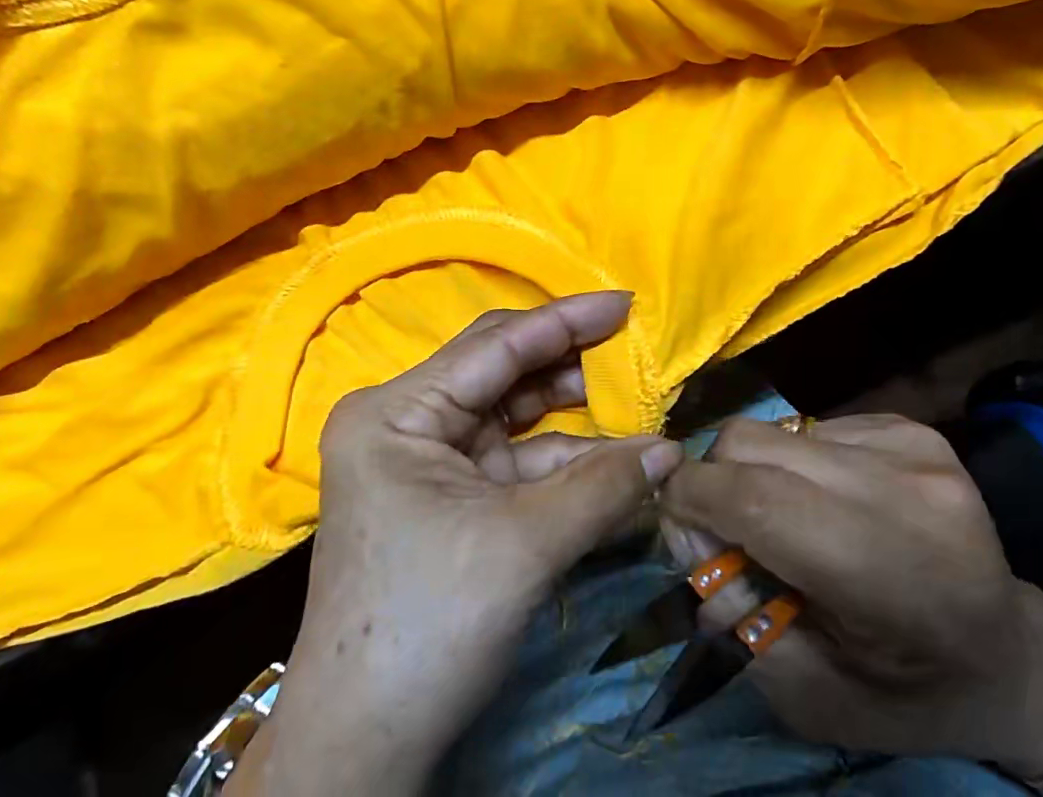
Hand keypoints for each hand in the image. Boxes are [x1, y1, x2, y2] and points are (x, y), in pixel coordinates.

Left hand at [232, 293, 684, 796]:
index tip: (626, 302)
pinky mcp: (457, 500)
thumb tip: (674, 450)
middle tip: (638, 350)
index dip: (566, 321)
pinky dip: (571, 463)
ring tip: (642, 404)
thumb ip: (605, 486)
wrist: (368, 741)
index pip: (495, 346)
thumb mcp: (525, 544)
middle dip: (574, 365)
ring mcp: (433, 463)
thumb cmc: (429, 623)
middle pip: (506, 373)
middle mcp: (410, 424)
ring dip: (580, 418)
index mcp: (398, 413)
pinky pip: (523, 463)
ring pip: (520, 418)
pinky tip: (621, 462)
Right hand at [659, 415, 1042, 776]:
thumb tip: (686, 536)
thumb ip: (735, 615)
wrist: (1009, 651)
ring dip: (754, 473)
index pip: (757, 499)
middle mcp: (904, 484)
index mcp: (890, 569)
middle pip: (751, 443)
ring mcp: (912, 443)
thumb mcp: (809, 696)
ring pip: (774, 429)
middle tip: (722, 537)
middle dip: (712, 484)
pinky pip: (810, 428)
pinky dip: (793, 464)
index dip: (691, 502)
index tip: (674, 532)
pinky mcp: (910, 426)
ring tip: (782, 524)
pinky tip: (825, 504)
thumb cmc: (909, 694)